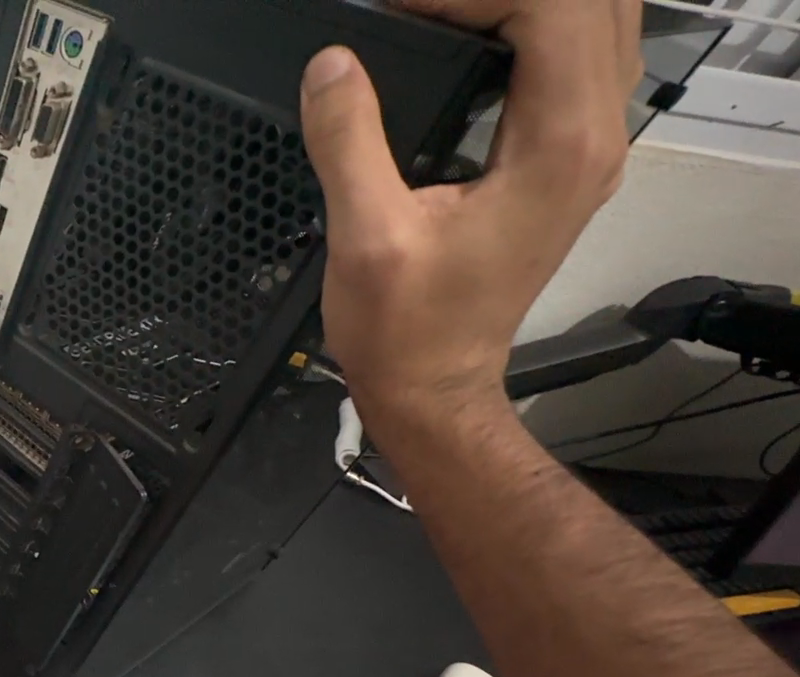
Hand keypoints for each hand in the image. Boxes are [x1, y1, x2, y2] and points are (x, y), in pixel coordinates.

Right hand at [300, 0, 640, 423]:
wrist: (429, 384)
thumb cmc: (401, 325)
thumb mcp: (364, 236)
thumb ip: (349, 142)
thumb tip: (332, 65)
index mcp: (558, 145)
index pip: (552, 10)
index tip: (397, 9)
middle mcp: (595, 137)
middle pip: (591, 5)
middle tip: (417, 11)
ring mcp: (587, 153)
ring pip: (597, 28)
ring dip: (526, 9)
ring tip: (440, 18)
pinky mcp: (563, 169)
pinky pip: (577, 67)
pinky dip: (533, 37)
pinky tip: (476, 49)